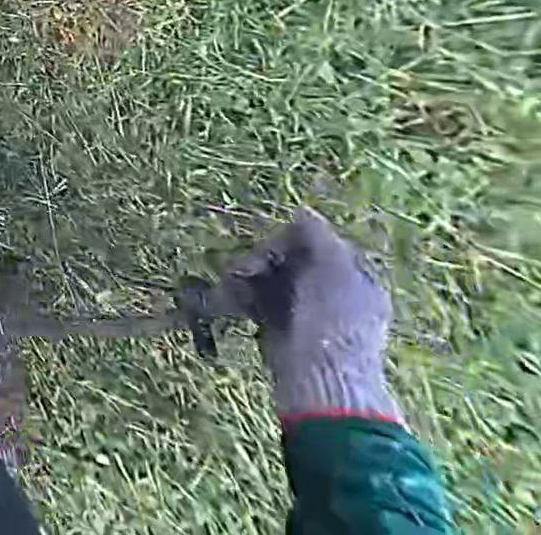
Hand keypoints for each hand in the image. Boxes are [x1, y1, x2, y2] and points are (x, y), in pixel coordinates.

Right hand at [225, 208, 400, 422]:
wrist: (317, 374)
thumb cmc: (332, 321)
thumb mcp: (333, 273)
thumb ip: (320, 240)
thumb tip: (304, 210)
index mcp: (352, 277)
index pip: (311, 242)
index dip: (287, 240)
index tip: (272, 249)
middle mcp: (328, 289)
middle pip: (281, 256)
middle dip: (257, 259)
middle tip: (243, 270)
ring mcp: (301, 306)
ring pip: (260, 275)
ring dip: (241, 277)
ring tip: (233, 290)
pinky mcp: (275, 320)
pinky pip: (250, 296)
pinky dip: (237, 296)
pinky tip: (232, 303)